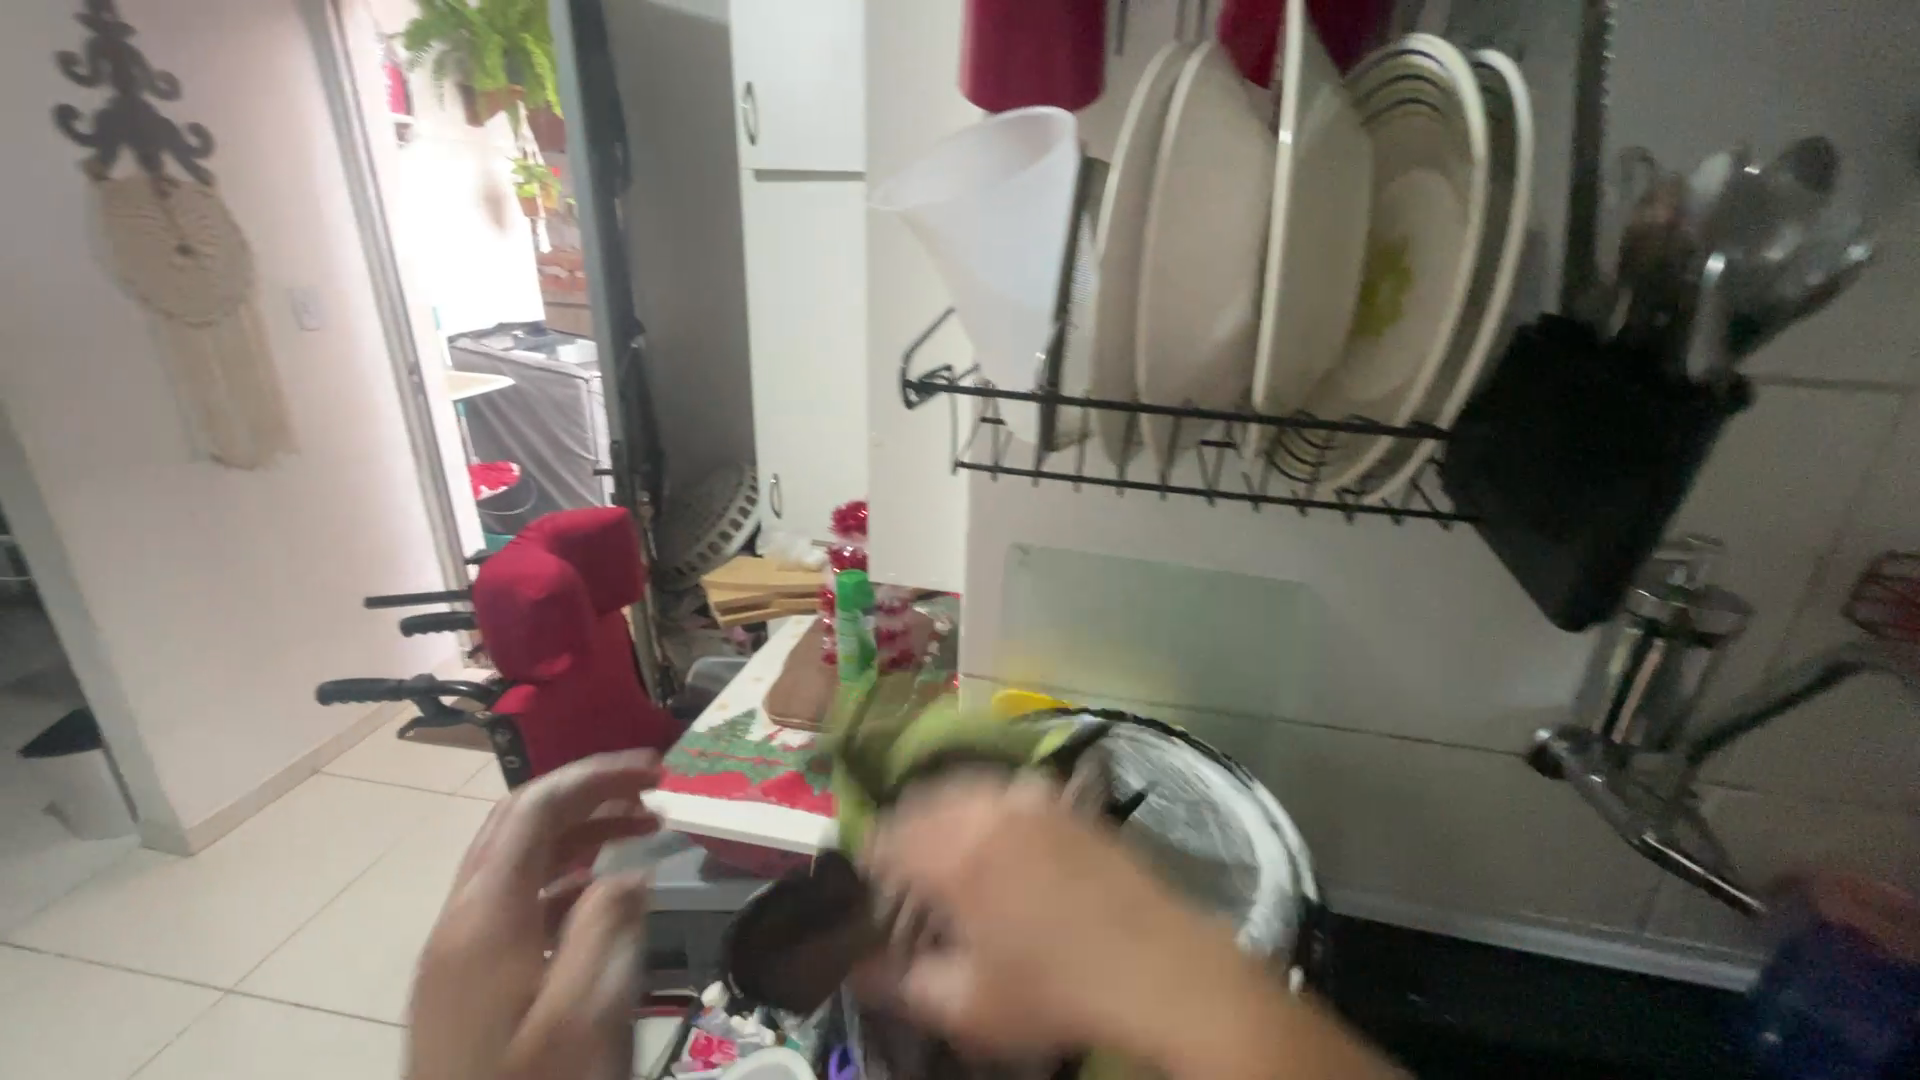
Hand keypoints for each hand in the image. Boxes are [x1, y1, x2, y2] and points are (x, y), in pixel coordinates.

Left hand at [408, 751, 662, 1079]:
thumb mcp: (586, 1016)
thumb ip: (609, 926)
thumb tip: (628, 872)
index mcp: (485, 917)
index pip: (536, 808)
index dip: (598, 775)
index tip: (658, 770)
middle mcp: (461, 919)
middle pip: (519, 821)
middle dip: (589, 792)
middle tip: (654, 790)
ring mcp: (458, 951)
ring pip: (517, 856)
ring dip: (580, 829)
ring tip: (643, 828)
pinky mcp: (466, 978)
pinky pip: (516, 897)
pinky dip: (565, 872)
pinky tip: (604, 888)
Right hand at [862, 773, 1246, 1058]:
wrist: (1159, 968)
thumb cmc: (1057, 992)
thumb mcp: (972, 1006)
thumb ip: (905, 984)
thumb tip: (860, 970)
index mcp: (954, 855)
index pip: (885, 839)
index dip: (868, 862)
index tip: (868, 884)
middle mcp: (986, 810)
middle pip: (922, 804)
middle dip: (905, 833)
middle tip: (905, 871)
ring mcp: (1030, 798)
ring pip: (964, 788)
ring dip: (943, 813)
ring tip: (948, 851)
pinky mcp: (1064, 801)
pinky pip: (1007, 789)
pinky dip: (987, 805)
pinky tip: (999, 837)